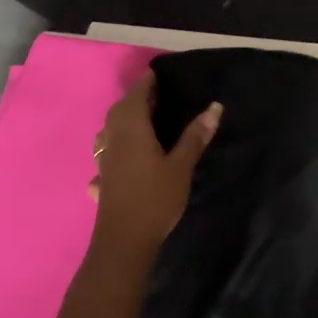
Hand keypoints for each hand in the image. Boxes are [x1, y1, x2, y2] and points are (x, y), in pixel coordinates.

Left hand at [90, 73, 221, 254]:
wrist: (123, 243)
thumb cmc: (155, 198)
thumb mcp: (182, 166)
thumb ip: (195, 136)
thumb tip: (214, 106)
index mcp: (132, 131)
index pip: (136, 96)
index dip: (147, 83)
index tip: (161, 73)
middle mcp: (114, 141)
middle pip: (119, 112)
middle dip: (135, 99)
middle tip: (158, 95)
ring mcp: (104, 162)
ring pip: (108, 132)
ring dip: (122, 121)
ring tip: (143, 120)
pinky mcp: (103, 181)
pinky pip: (106, 154)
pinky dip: (114, 147)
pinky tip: (122, 158)